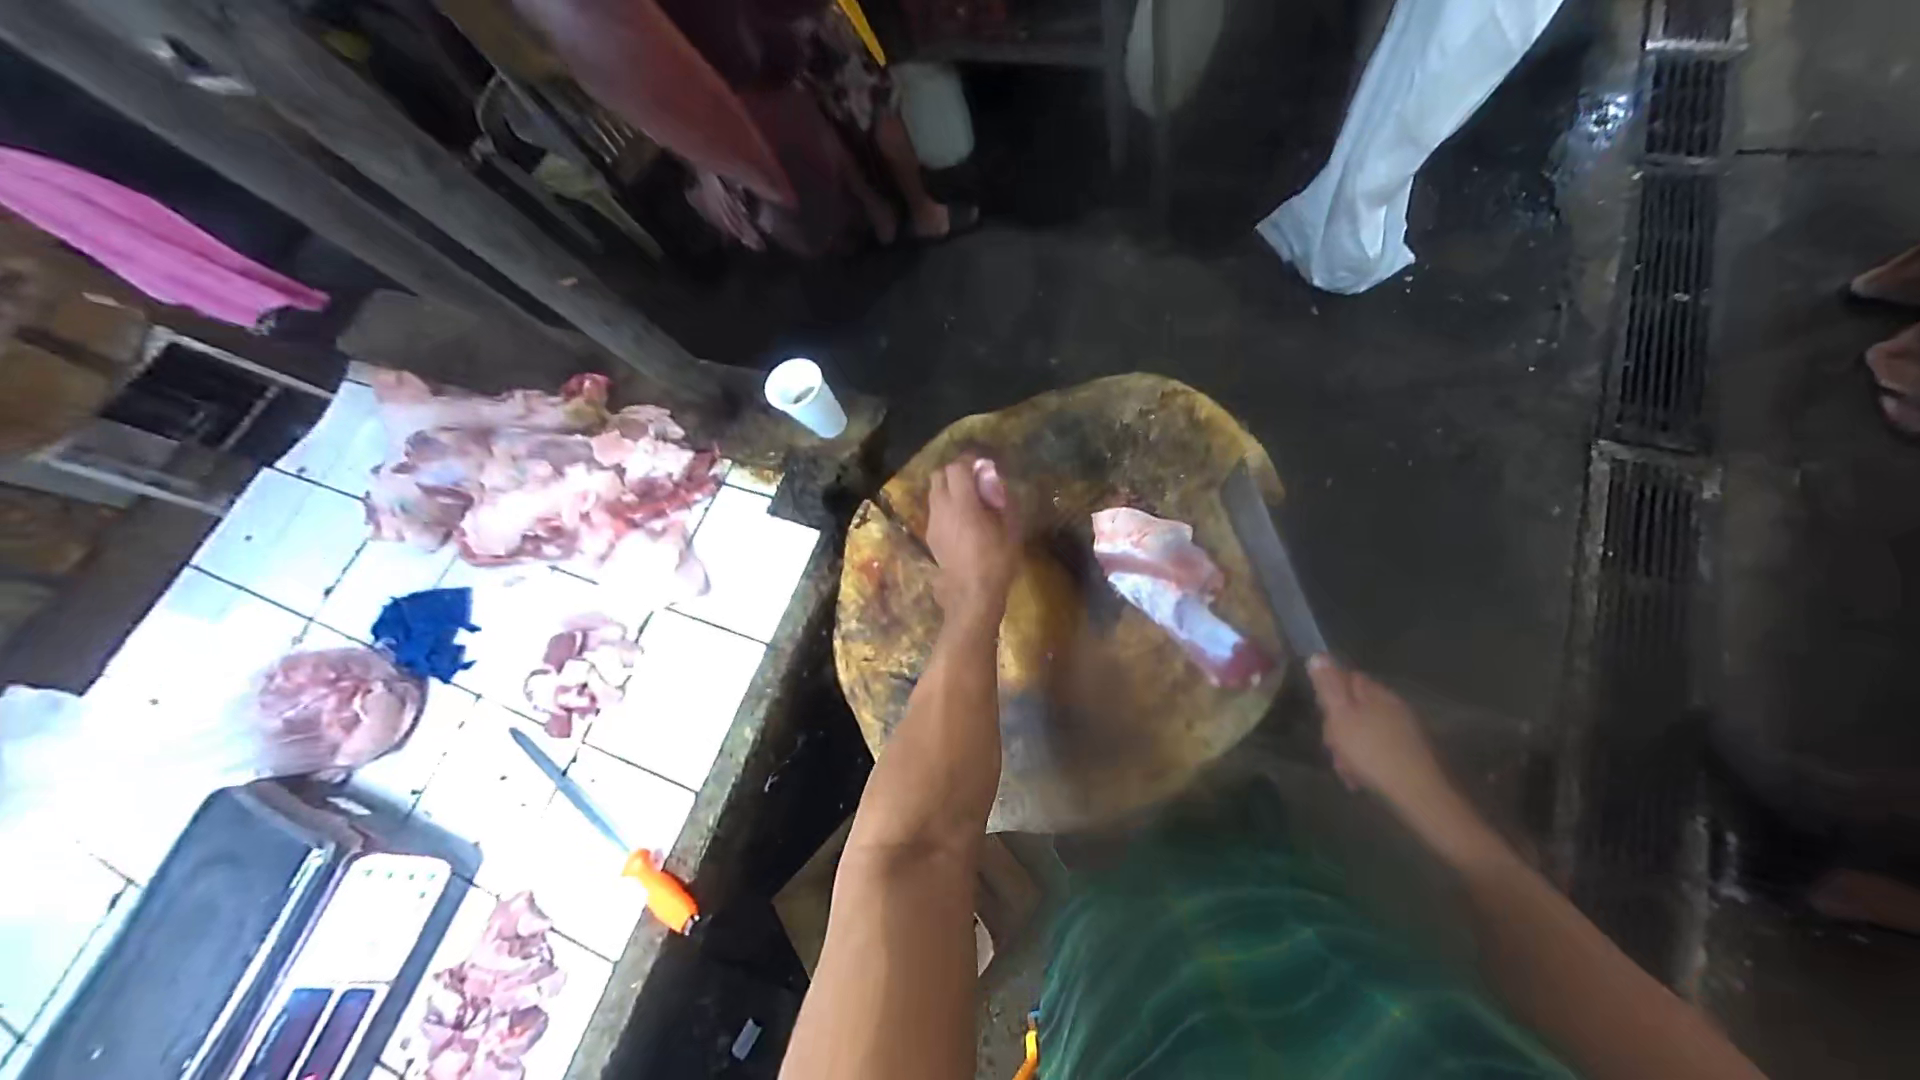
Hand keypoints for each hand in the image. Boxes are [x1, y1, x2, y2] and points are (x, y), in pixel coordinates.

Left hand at [925, 456, 1019, 622]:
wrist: (971, 595)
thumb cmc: (996, 562)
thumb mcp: (1011, 529)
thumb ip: (1002, 500)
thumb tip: (994, 481)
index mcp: (962, 503)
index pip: (957, 468)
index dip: (969, 461)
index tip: (982, 464)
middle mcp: (942, 508)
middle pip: (939, 475)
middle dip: (955, 472)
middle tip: (974, 480)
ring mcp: (933, 523)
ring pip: (934, 493)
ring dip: (949, 489)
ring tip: (969, 500)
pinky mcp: (930, 536)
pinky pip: (935, 510)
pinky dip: (946, 505)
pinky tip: (962, 520)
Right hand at [1308, 655, 1456, 817]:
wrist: (1418, 794)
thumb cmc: (1371, 751)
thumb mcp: (1340, 715)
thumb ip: (1328, 686)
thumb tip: (1318, 654)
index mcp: (1377, 694)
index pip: (1347, 678)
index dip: (1329, 694)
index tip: (1321, 714)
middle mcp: (1394, 707)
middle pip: (1354, 707)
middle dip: (1338, 727)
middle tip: (1332, 747)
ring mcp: (1406, 731)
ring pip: (1364, 731)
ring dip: (1350, 749)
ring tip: (1346, 770)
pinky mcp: (1411, 755)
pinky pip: (1378, 750)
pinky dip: (1366, 762)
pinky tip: (1361, 779)